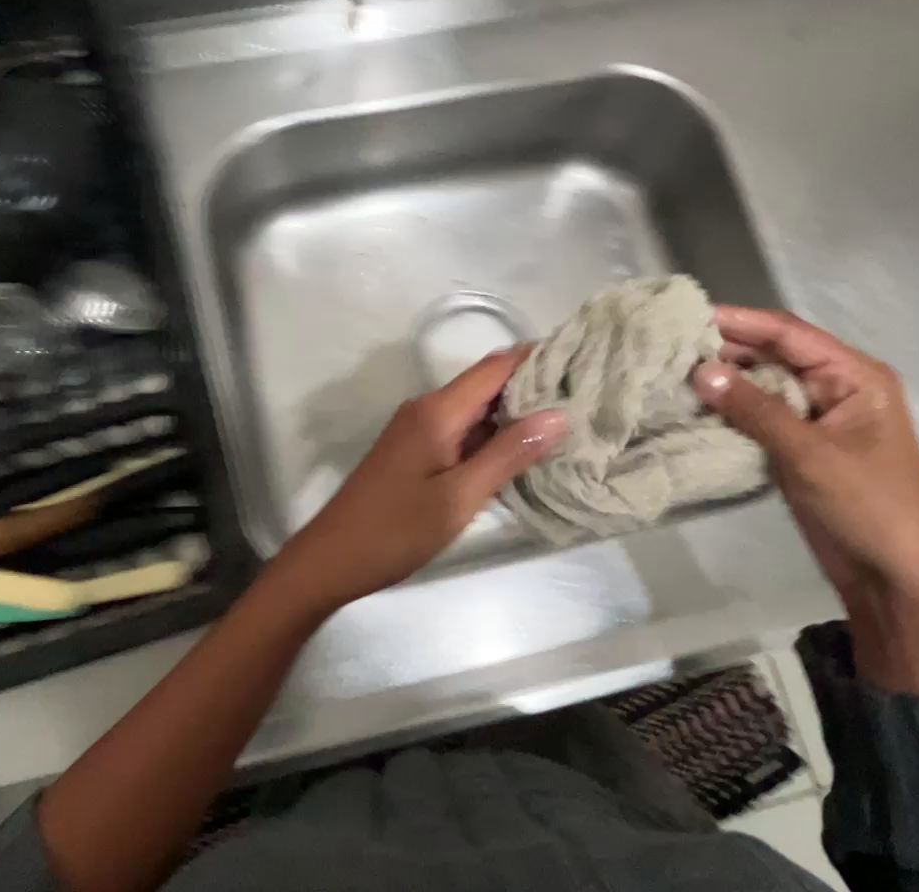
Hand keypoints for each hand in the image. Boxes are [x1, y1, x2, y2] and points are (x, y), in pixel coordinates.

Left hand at [274, 347, 567, 607]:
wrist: (331, 559)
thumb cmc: (395, 530)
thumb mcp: (458, 497)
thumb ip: (507, 455)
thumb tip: (557, 415)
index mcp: (437, 411)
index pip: (496, 367)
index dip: (538, 358)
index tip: (584, 361)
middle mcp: (428, 409)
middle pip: (488, 384)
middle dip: (534, 387)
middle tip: (587, 398)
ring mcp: (419, 431)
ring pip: (476, 411)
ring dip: (516, 415)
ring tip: (569, 424)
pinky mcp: (416, 452)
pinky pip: (462, 432)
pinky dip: (493, 438)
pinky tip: (524, 455)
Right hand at [691, 307, 918, 695]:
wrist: (895, 577)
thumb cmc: (867, 506)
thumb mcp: (810, 453)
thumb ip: (755, 409)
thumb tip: (700, 371)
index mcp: (855, 376)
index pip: (789, 334)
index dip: (739, 321)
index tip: (688, 315)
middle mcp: (836, 388)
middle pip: (774, 354)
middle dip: (726, 349)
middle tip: (669, 346)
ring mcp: (817, 418)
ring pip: (762, 385)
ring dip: (724, 380)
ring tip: (672, 372)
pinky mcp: (800, 447)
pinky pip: (759, 416)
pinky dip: (729, 410)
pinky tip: (693, 408)